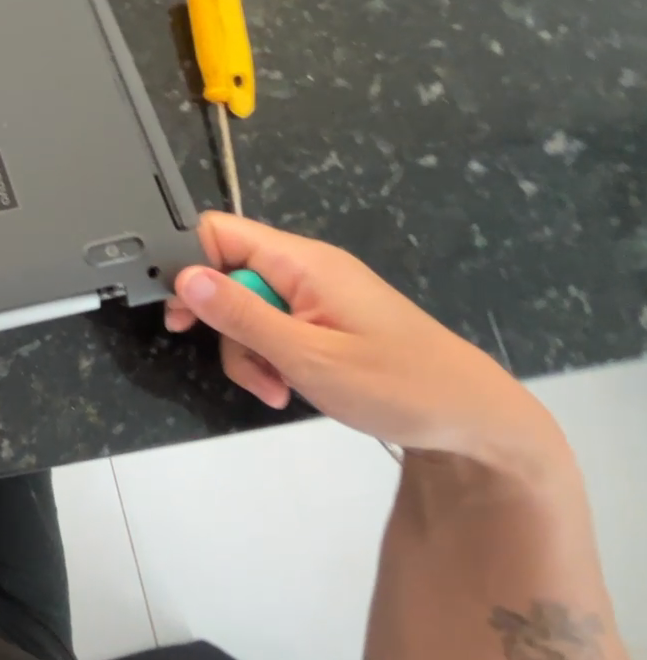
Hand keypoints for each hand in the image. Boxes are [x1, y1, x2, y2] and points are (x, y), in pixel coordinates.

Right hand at [162, 213, 561, 470]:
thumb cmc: (400, 387)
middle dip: (218, 322)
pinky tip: (283, 387)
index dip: (186, 262)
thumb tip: (183, 276)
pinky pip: (269, 329)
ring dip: (244, 351)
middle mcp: (304, 270)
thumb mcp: (308, 355)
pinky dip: (266, 359)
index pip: (217, 232)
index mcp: (302, 262)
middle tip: (220, 354)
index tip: (179, 308)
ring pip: (243, 311)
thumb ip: (241, 314)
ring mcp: (313, 297)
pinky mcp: (320, 321)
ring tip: (272, 387)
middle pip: (224, 277)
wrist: (480, 427)